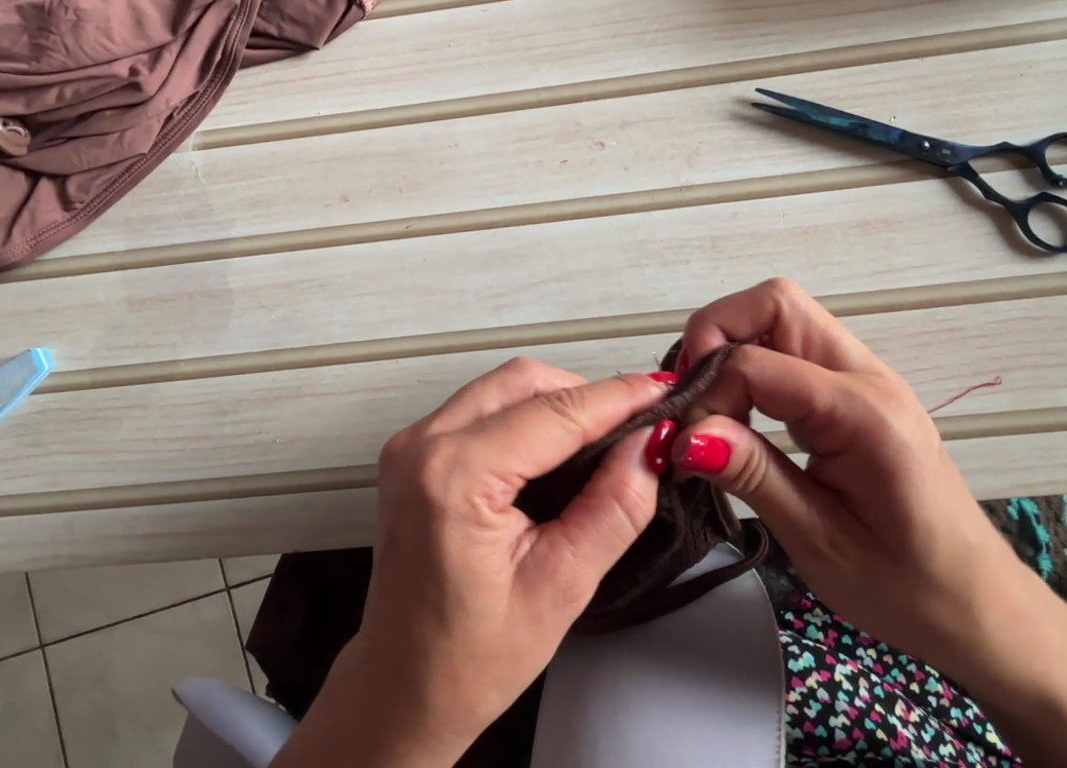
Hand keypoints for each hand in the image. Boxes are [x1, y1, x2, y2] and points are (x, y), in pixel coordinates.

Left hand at [274, 359, 671, 767]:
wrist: (401, 685)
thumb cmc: (468, 657)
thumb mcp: (561, 587)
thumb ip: (613, 507)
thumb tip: (649, 445)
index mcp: (453, 477)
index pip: (553, 413)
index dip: (616, 398)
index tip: (664, 391)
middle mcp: (421, 445)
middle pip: (522, 380)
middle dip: (585, 394)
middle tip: (640, 423)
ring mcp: (410, 444)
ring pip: (501, 387)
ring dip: (556, 402)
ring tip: (607, 440)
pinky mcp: (413, 453)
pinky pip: (479, 407)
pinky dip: (526, 415)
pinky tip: (559, 450)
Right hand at [665, 279, 1039, 668]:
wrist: (982, 610)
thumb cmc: (908, 589)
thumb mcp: (819, 541)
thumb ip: (750, 474)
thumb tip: (683, 434)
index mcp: (864, 414)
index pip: (756, 362)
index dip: (706, 392)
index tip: (683, 442)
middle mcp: (867, 377)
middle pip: (775, 302)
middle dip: (714, 333)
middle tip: (690, 399)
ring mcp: (865, 378)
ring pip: (781, 316)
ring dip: (730, 346)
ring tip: (708, 409)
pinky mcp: (855, 391)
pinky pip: (792, 346)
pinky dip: (750, 362)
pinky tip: (737, 413)